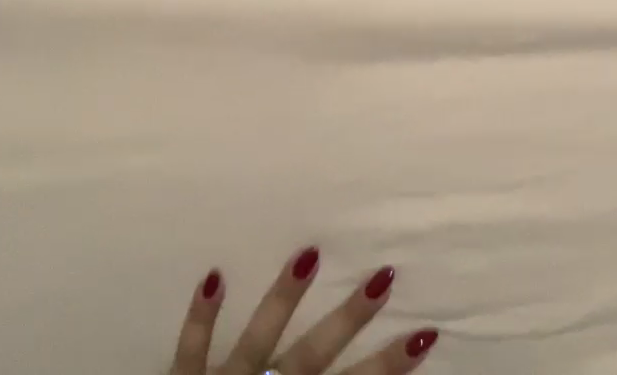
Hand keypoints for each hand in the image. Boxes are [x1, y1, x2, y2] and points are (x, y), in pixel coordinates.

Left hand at [171, 248, 438, 374]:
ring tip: (309, 252)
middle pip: (313, 354)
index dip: (388, 366)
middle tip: (384, 274)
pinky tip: (213, 274)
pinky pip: (190, 348)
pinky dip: (201, 315)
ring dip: (284, 297)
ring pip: (259, 337)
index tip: (426, 334)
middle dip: (349, 318)